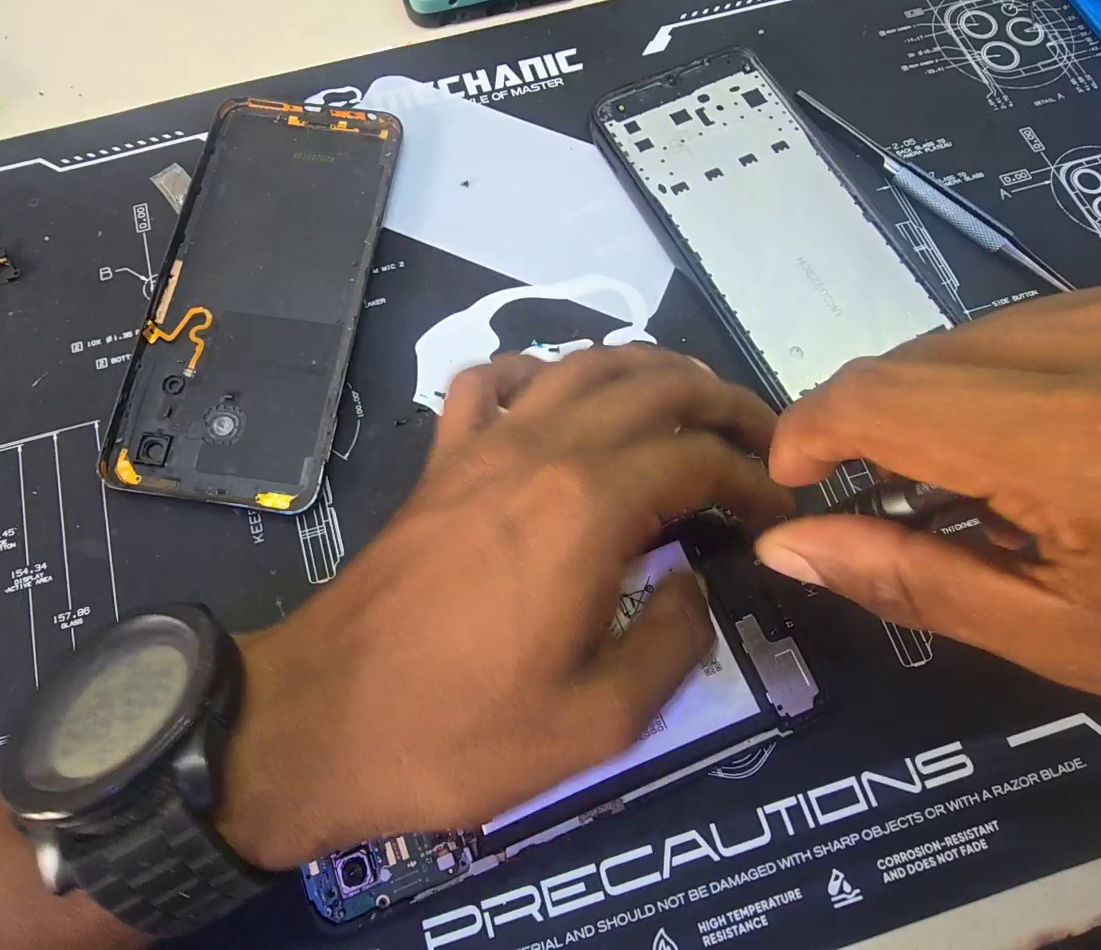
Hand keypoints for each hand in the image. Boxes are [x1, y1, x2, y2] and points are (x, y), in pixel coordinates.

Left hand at [214, 346, 790, 868]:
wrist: (321, 718)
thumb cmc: (459, 733)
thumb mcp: (599, 723)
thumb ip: (672, 642)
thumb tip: (693, 584)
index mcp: (588, 508)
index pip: (697, 459)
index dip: (753, 480)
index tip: (779, 512)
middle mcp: (540, 450)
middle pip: (652, 387)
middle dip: (721, 403)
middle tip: (760, 439)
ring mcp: (482, 445)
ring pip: (581, 366)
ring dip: (647, 371)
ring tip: (688, 402)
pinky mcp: (440, 460)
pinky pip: (490, 381)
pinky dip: (538, 372)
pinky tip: (559, 399)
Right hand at [756, 254, 1100, 796]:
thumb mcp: (1090, 647)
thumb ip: (914, 580)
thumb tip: (788, 546)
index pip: (885, 395)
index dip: (811, 428)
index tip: (795, 476)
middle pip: (927, 352)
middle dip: (880, 421)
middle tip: (896, 496)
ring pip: (989, 327)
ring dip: (950, 395)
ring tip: (991, 474)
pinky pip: (1066, 313)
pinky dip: (1024, 372)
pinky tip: (1069, 431)